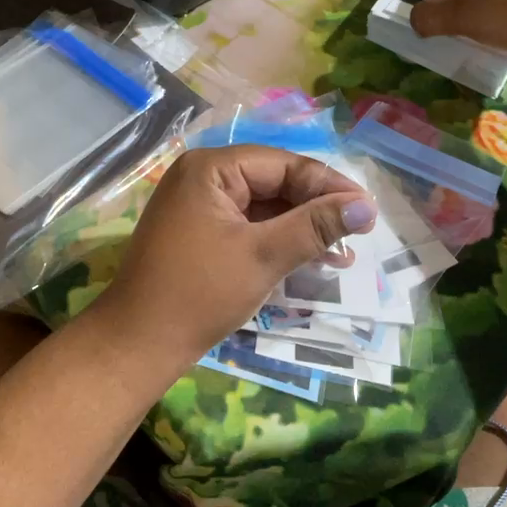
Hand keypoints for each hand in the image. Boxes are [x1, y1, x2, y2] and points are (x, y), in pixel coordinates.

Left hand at [86, 145, 377, 364]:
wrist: (138, 343)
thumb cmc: (200, 293)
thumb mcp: (264, 256)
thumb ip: (315, 226)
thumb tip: (366, 206)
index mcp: (210, 168)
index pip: (283, 164)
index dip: (328, 185)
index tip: (368, 211)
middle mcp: (201, 176)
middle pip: (273, 181)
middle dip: (316, 208)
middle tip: (359, 233)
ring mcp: (197, 205)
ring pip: (263, 205)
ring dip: (301, 227)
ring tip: (342, 253)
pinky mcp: (198, 232)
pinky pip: (247, 225)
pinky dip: (277, 240)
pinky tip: (310, 259)